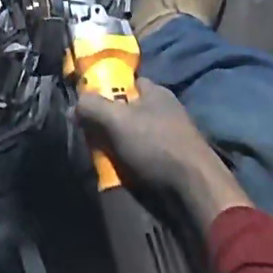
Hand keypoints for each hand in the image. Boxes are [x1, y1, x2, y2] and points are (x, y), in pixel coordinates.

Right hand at [76, 78, 252, 226]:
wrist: (198, 191)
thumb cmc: (156, 144)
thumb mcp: (116, 120)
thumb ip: (92, 106)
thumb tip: (74, 104)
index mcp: (155, 91)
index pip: (125, 81)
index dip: (105, 89)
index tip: (88, 104)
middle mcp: (166, 109)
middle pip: (128, 110)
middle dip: (109, 122)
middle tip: (91, 135)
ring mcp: (174, 137)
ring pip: (136, 136)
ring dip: (120, 146)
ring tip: (104, 159)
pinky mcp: (178, 162)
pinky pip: (147, 157)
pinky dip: (134, 164)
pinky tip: (125, 173)